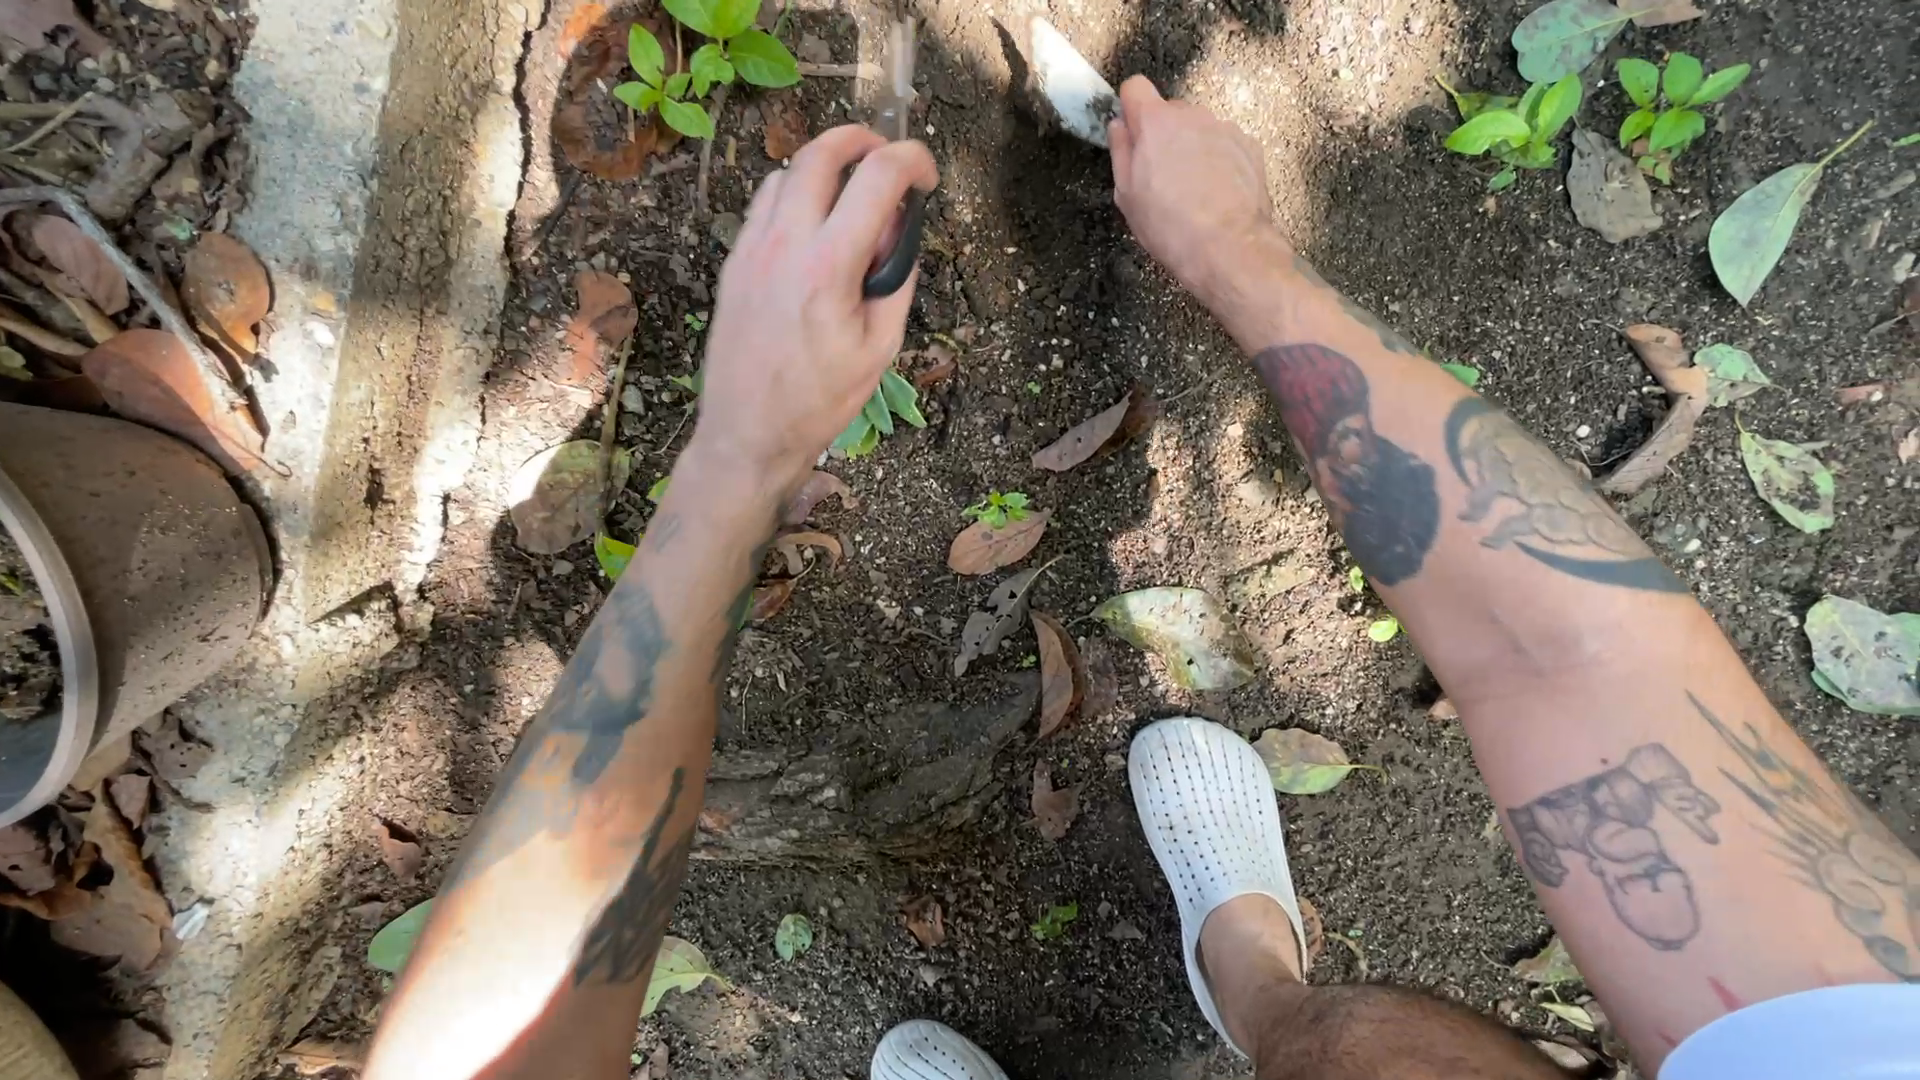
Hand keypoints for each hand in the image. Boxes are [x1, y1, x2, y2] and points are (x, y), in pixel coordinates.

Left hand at [691, 126, 937, 496]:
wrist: (749, 432)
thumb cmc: (820, 401)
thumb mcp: (880, 349)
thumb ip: (896, 281)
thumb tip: (900, 234)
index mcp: (828, 266)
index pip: (877, 177)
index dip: (912, 161)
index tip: (926, 176)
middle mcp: (783, 243)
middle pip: (821, 152)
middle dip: (862, 140)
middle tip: (888, 159)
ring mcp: (751, 249)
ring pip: (786, 173)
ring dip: (825, 169)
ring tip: (850, 202)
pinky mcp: (733, 263)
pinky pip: (764, 205)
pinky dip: (794, 197)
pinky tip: (812, 231)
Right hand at [1108, 76, 1277, 300]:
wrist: (1228, 246)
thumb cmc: (1170, 226)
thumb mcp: (1127, 196)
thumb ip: (1120, 152)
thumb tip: (1118, 127)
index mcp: (1155, 123)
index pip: (1135, 87)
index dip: (1130, 109)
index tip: (1131, 134)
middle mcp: (1191, 115)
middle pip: (1169, 111)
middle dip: (1162, 136)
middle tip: (1159, 179)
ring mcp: (1223, 127)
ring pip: (1197, 129)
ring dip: (1190, 150)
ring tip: (1190, 193)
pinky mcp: (1248, 144)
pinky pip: (1222, 144)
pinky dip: (1215, 162)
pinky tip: (1214, 195)